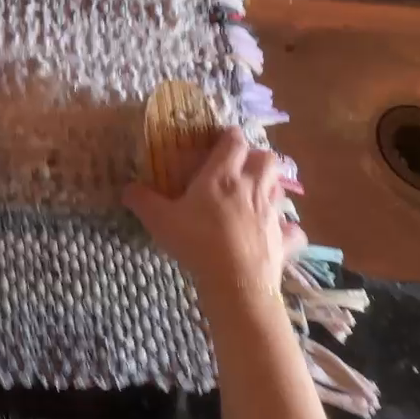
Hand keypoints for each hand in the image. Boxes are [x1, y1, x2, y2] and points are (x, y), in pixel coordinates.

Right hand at [122, 126, 303, 317]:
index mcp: (223, 175)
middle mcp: (252, 187)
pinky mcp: (285, 240)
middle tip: (239, 166)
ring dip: (271, 186)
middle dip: (256, 157)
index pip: (234, 141)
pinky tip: (275, 232)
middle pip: (267, 158)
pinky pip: (293, 230)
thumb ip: (141, 200)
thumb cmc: (197, 242)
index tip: (218, 140)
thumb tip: (125, 188)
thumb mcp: (159, 219)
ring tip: (255, 194)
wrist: (236, 283)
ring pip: (282, 188)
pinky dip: (287, 229)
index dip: (228, 136)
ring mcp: (273, 214)